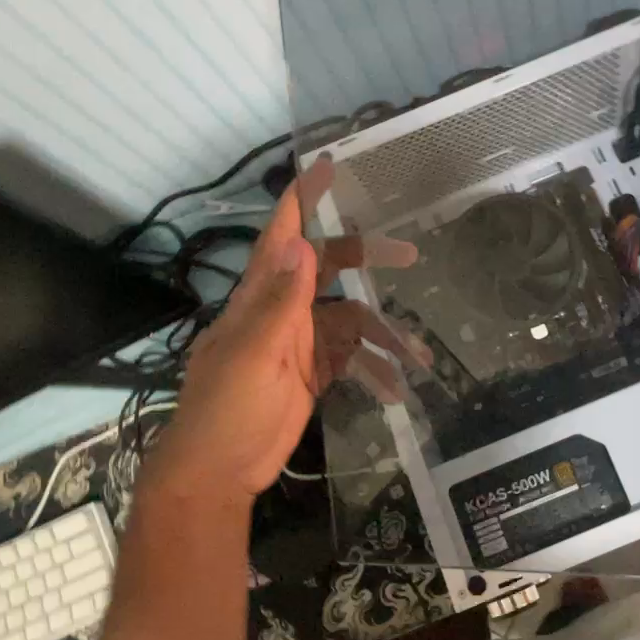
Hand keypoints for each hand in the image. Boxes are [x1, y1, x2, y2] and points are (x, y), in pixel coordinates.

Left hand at [146, 157, 425, 500]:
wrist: (218, 474)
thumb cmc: (225, 411)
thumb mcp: (253, 356)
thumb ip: (280, 304)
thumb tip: (302, 243)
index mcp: (260, 299)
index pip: (282, 237)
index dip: (303, 200)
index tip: (329, 166)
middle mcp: (283, 311)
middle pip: (329, 270)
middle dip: (367, 259)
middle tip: (410, 253)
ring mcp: (300, 343)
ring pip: (352, 322)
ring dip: (385, 337)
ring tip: (421, 357)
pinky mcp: (314, 373)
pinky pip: (353, 360)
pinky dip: (376, 372)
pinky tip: (398, 391)